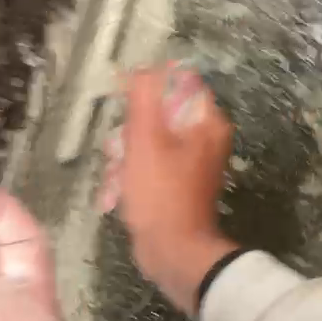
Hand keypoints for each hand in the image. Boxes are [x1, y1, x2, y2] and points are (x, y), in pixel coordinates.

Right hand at [101, 65, 240, 314]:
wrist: (172, 253)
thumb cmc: (160, 194)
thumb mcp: (146, 138)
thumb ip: (144, 96)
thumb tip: (143, 67)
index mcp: (205, 122)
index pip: (176, 83)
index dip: (146, 90)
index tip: (125, 108)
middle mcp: (203, 138)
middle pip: (156, 114)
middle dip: (128, 134)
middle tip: (121, 153)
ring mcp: (189, 164)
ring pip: (146, 142)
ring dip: (123, 159)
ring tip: (117, 181)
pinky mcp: (175, 185)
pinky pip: (147, 167)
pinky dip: (129, 178)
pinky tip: (116, 195)